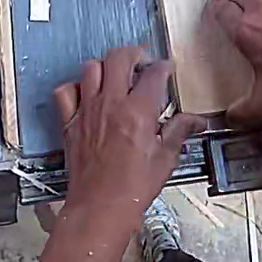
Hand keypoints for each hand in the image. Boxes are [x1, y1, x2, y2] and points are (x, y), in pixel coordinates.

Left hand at [52, 47, 207, 225]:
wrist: (100, 207)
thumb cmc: (133, 187)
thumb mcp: (165, 158)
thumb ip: (179, 131)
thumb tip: (196, 120)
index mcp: (138, 111)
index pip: (154, 73)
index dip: (164, 67)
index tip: (167, 69)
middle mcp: (110, 104)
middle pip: (119, 58)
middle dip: (134, 54)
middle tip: (142, 63)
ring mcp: (87, 111)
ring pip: (91, 68)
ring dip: (106, 67)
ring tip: (116, 77)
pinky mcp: (70, 122)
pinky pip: (65, 91)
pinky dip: (75, 87)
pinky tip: (87, 95)